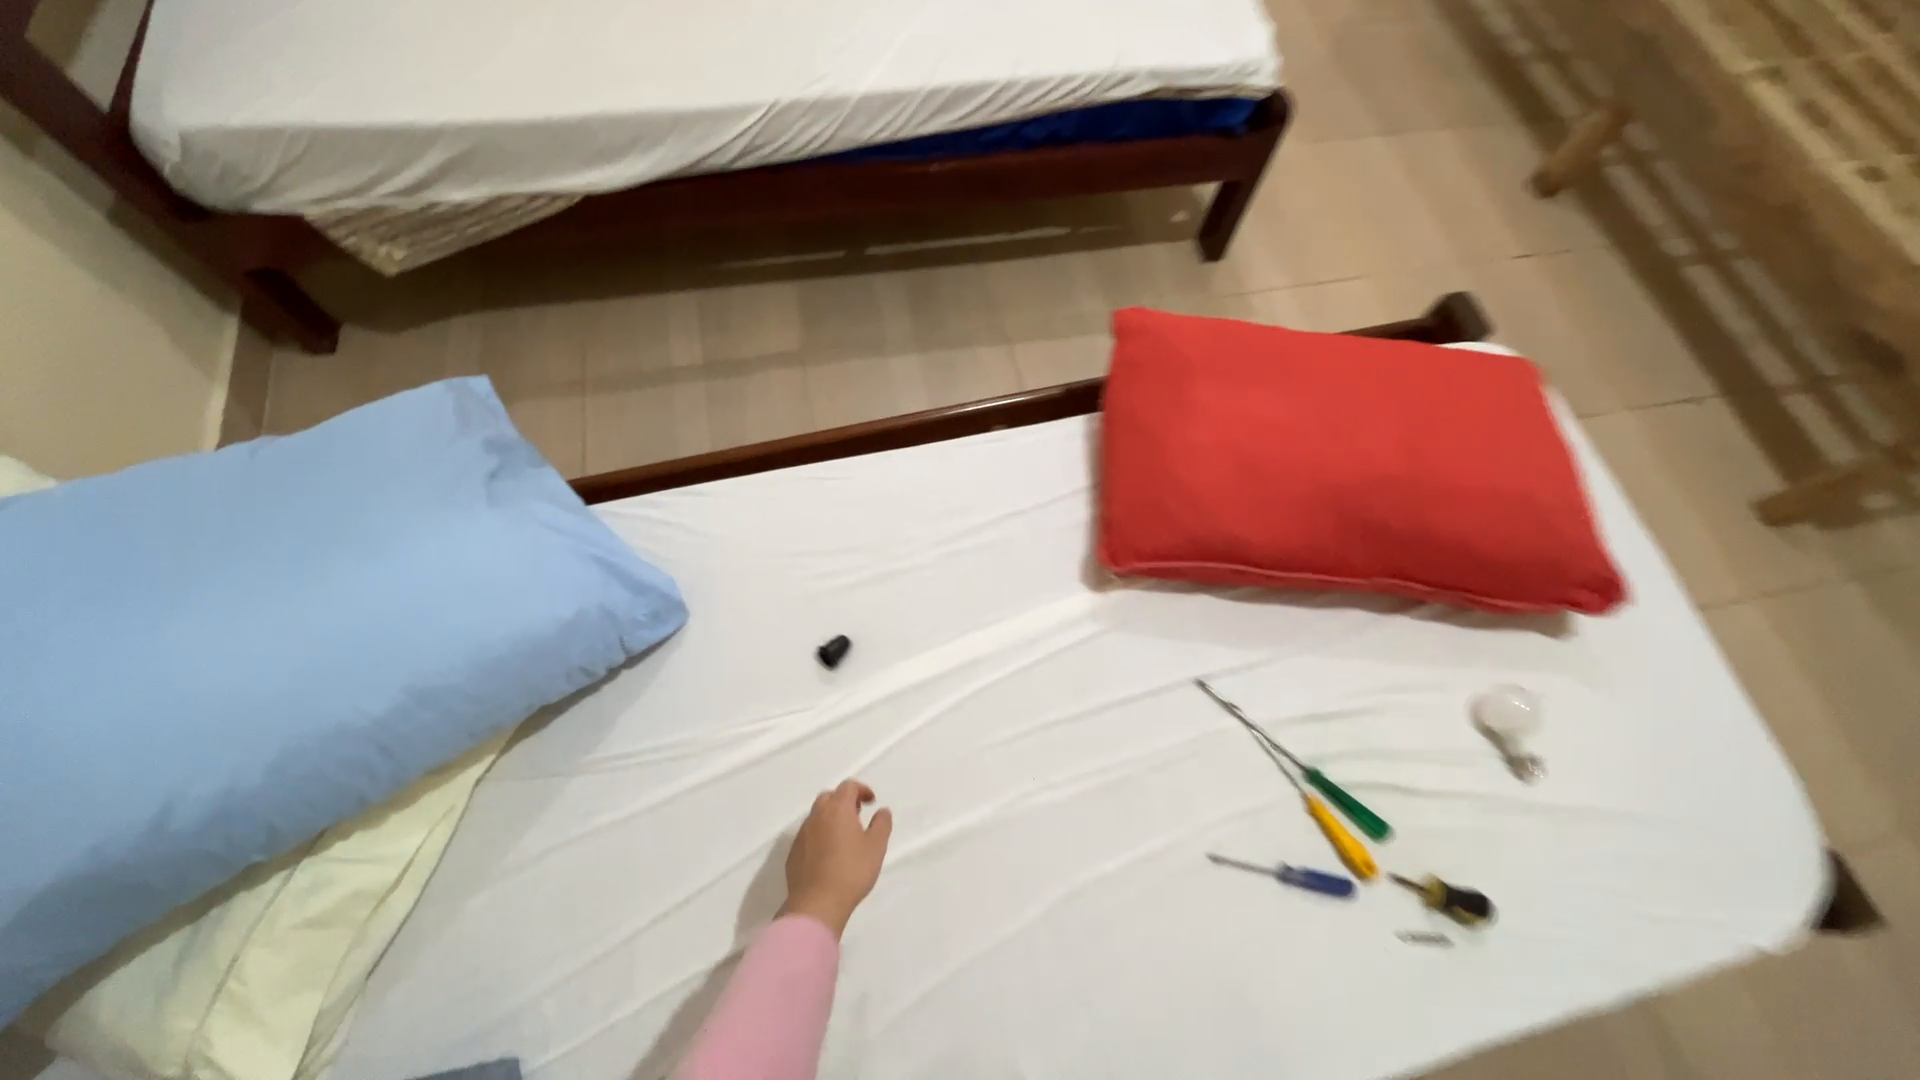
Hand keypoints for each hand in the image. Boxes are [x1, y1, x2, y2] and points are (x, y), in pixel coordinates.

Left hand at [780, 780, 892, 937]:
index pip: (848, 787)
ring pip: (816, 816)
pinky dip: (819, 835)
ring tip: (844, 837)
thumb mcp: (876, 847)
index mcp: (837, 810)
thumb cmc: (851, 871)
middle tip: (857, 816)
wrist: (817, 903)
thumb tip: (882, 810)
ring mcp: (802, 834)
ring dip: (830, 818)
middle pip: (829, 797)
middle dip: (843, 801)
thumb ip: (881, 824)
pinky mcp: (793, 852)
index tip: (871, 802)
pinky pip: (808, 834)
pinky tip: (828, 854)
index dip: (861, 790)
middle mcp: (817, 816)